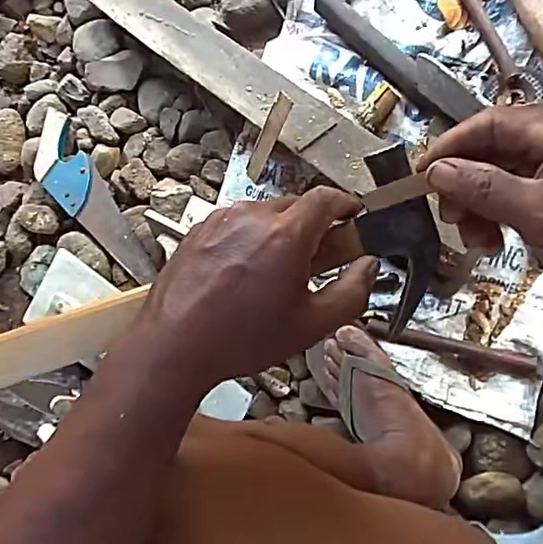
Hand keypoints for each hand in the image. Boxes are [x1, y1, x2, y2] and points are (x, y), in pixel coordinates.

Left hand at [132, 188, 376, 383]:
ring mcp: (222, 220)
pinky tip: (246, 274)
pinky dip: (251, 239)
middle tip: (318, 258)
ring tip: (277, 272)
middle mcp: (253, 217)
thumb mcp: (313, 324)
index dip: (346, 204)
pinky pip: (238, 224)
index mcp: (286, 235)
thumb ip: (352, 291)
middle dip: (314, 226)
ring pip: (266, 214)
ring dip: (281, 233)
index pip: (327, 198)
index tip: (353, 216)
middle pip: (297, 205)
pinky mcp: (200, 230)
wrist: (174, 345)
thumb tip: (368, 266)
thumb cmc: (241, 338)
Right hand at [421, 107, 542, 297]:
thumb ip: (485, 188)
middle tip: (451, 218)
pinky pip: (520, 191)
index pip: (493, 123)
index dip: (453, 145)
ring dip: (482, 204)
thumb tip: (436, 170)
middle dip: (467, 184)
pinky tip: (496, 240)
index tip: (422, 174)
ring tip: (478, 240)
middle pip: (495, 149)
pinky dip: (501, 213)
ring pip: (503, 173)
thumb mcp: (538, 215)